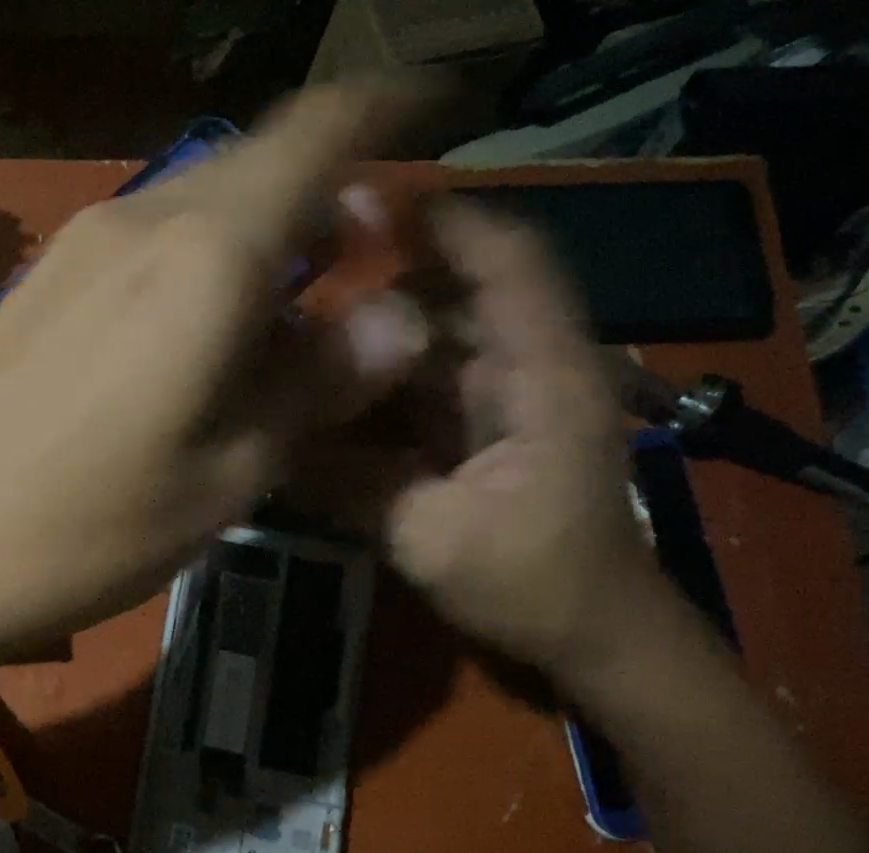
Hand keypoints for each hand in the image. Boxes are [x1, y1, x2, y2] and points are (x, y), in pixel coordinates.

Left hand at [0, 82, 421, 670]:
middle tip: (364, 262)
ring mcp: (69, 251)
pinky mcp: (28, 291)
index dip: (385, 111)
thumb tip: (397, 320)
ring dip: (253, 236)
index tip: (431, 122)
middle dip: (323, 195)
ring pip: (192, 208)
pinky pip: (136, 247)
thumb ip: (318, 384)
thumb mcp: (225, 476)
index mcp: (205, 254)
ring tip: (283, 314)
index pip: (317, 131)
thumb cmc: (79, 530)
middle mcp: (135, 222)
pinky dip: (190, 267)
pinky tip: (190, 339)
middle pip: (254, 167)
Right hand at [312, 204, 665, 675]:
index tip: (362, 199)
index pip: (507, 263)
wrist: (594, 636)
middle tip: (302, 263)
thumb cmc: (536, 583)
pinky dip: (378, 377)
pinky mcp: (479, 428)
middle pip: (461, 288)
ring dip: (375, 325)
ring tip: (299, 319)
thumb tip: (274, 442)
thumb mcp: (434, 538)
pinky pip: (423, 383)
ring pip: (436, 336)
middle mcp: (526, 368)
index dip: (444, 221)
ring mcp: (502, 398)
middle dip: (388, 269)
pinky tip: (325, 382)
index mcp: (543, 376)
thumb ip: (356, 483)